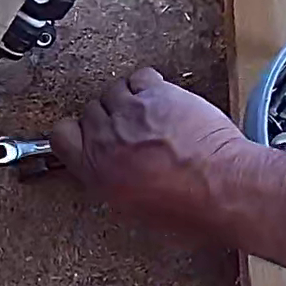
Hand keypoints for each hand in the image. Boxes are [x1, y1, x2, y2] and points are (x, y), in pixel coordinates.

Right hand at [49, 68, 254, 232]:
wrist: (223, 188)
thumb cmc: (190, 207)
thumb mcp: (136, 208)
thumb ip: (114, 181)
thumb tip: (115, 170)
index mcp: (97, 171)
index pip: (61, 136)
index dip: (77, 131)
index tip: (89, 132)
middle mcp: (108, 139)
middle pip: (91, 110)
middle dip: (110, 117)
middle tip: (133, 128)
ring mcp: (131, 113)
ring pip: (115, 90)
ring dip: (130, 99)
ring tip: (153, 115)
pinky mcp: (157, 94)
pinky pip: (142, 77)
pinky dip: (151, 85)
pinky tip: (165, 101)